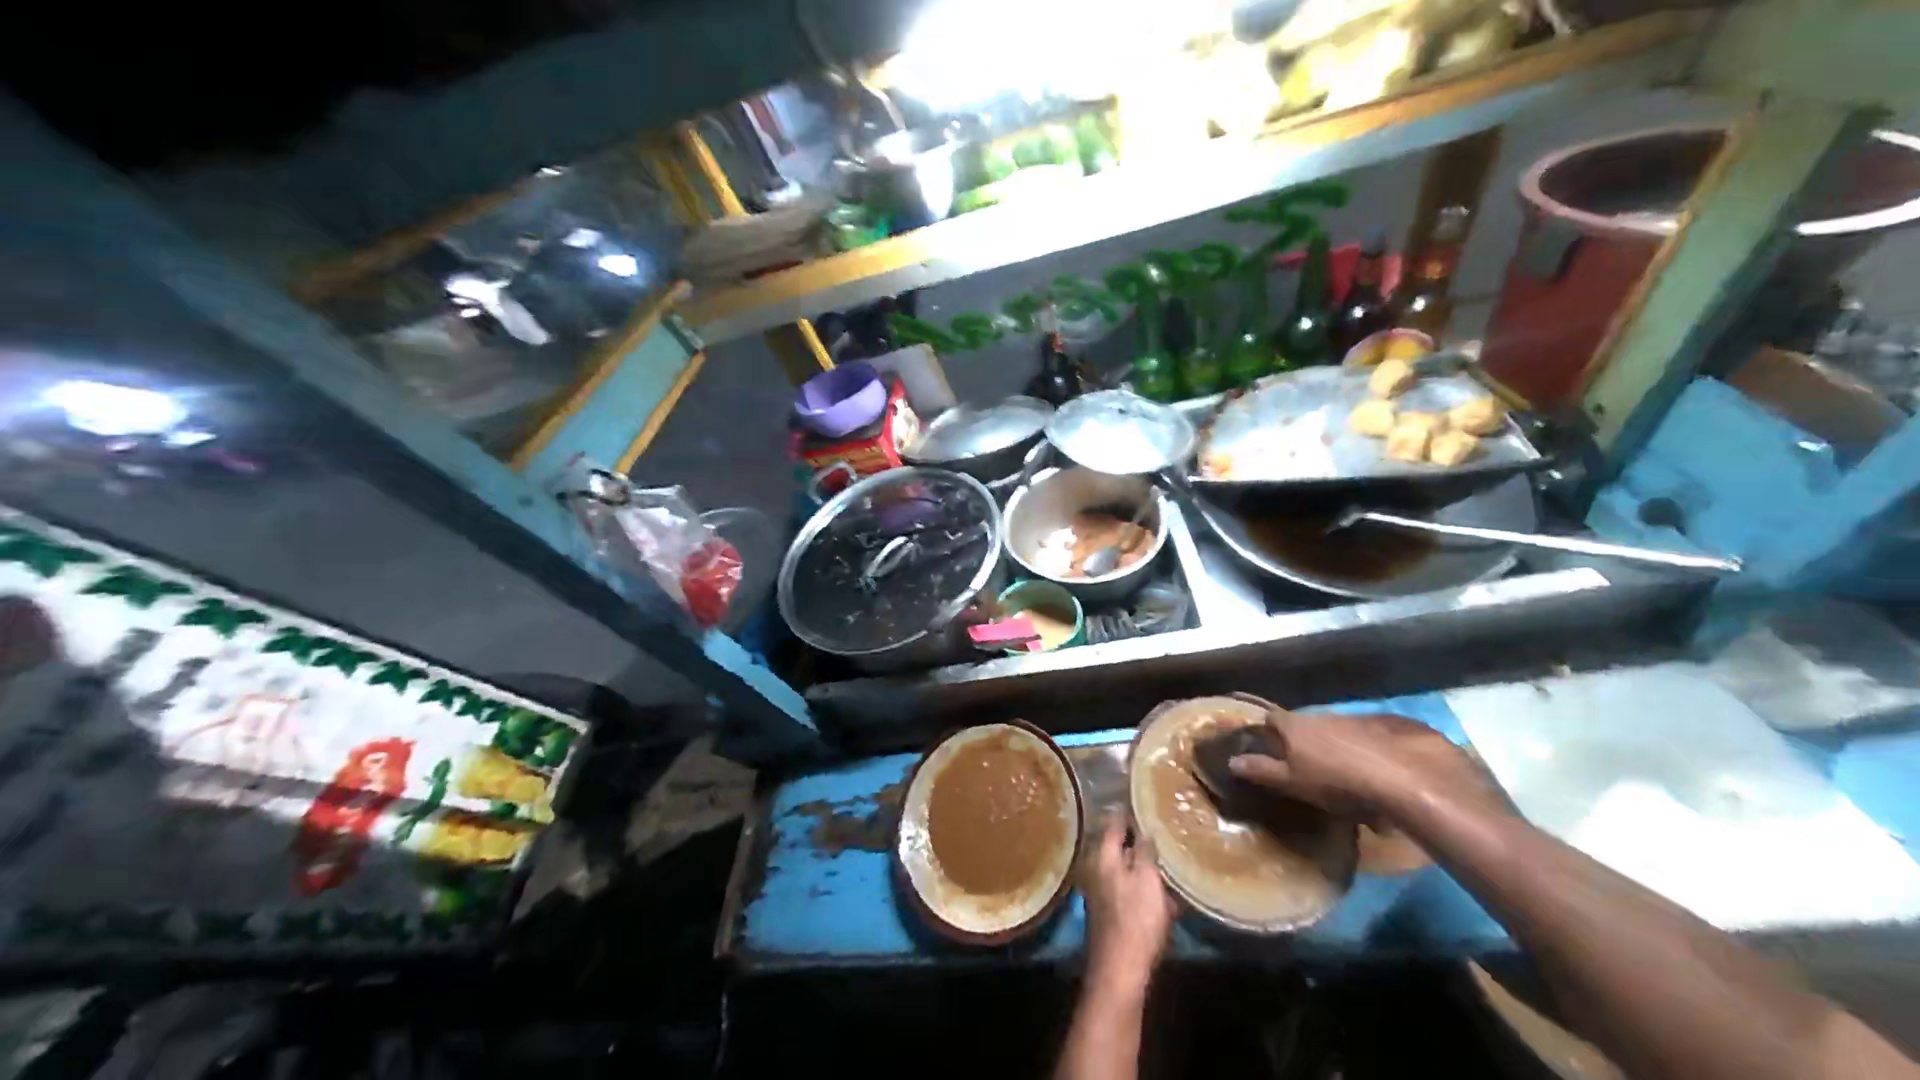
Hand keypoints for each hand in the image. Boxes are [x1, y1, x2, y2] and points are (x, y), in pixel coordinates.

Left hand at [1082, 818, 1172, 990]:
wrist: (1121, 970)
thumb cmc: (1136, 918)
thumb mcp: (1147, 878)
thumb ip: (1144, 850)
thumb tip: (1143, 829)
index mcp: (1102, 856)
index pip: (1114, 822)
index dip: (1129, 812)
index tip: (1144, 800)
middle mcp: (1096, 869)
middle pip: (1120, 847)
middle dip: (1140, 843)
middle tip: (1162, 833)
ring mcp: (1101, 892)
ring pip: (1127, 871)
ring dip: (1146, 870)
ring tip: (1169, 865)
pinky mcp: (1110, 913)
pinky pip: (1130, 892)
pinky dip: (1145, 891)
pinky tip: (1166, 900)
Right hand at [1226, 708, 1498, 820]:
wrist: (1404, 779)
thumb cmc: (1336, 781)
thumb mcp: (1292, 782)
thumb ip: (1261, 770)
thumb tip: (1232, 761)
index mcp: (1294, 724)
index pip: (1271, 718)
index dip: (1267, 730)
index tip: (1267, 746)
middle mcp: (1321, 715)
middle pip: (1305, 724)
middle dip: (1304, 741)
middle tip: (1306, 767)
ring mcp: (1355, 719)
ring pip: (1336, 730)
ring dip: (1335, 747)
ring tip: (1343, 776)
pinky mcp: (1387, 728)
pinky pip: (1366, 737)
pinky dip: (1364, 751)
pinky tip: (1373, 773)